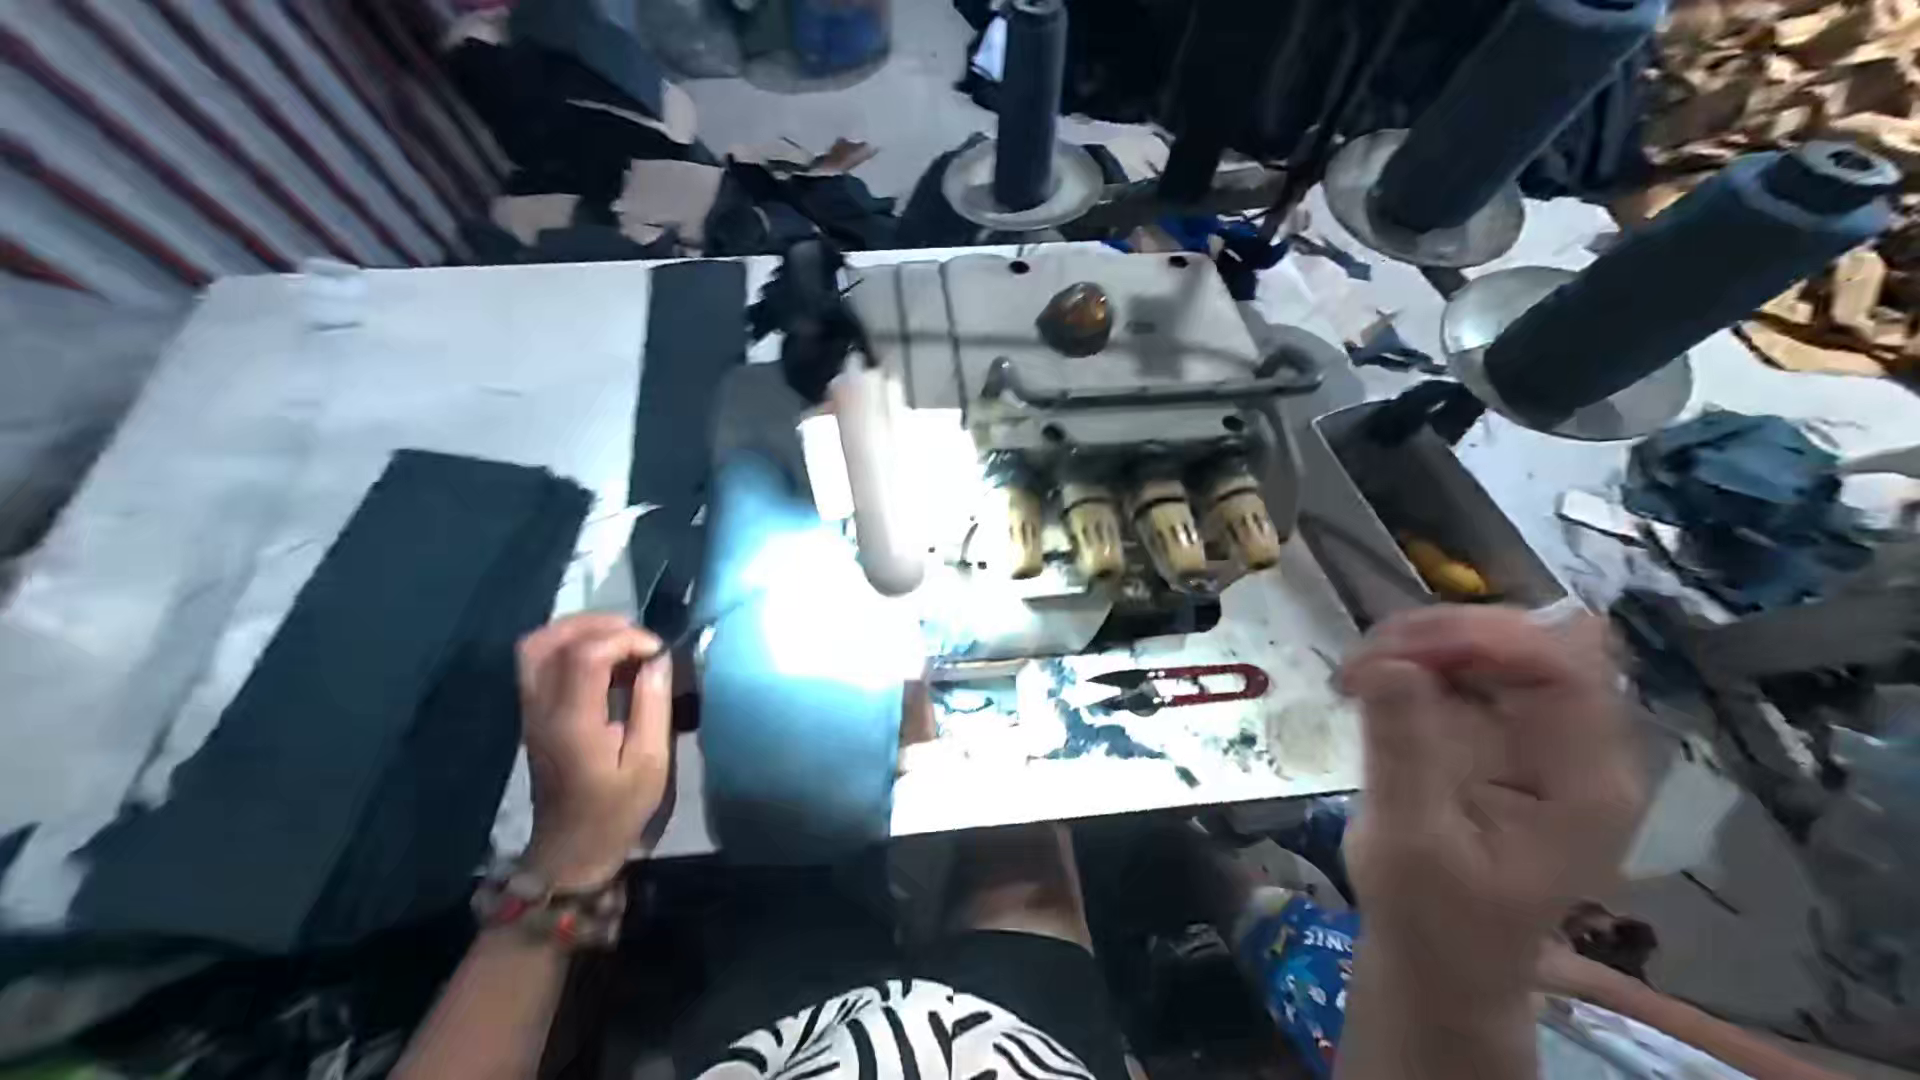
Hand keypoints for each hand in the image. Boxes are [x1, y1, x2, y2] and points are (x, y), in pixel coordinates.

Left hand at [516, 614, 673, 889]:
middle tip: (635, 635)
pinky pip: (541, 662)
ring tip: (620, 640)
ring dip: (579, 631)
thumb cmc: (616, 809)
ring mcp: (531, 711)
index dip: (626, 639)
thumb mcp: (650, 762)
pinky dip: (572, 646)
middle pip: (548, 641)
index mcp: (573, 723)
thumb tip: (658, 660)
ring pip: (537, 647)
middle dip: (596, 624)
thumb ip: (652, 705)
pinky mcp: (533, 713)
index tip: (657, 652)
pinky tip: (606, 660)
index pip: (586, 655)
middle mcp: (542, 709)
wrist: (570, 848)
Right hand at [1338, 607, 1643, 1005]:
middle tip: (1362, 663)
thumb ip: (1404, 751)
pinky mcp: (1487, 732)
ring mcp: (1528, 734)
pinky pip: (1457, 669)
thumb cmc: (1432, 915)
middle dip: (1441, 635)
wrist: (1438, 956)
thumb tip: (1386, 661)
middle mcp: (1569, 744)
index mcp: (1582, 780)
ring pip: (1488, 645)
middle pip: (1526, 642)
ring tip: (1355, 675)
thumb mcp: (1410, 839)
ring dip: (1418, 643)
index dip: (1483, 638)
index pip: (1562, 668)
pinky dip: (1408, 661)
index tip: (1394, 652)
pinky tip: (1366, 683)